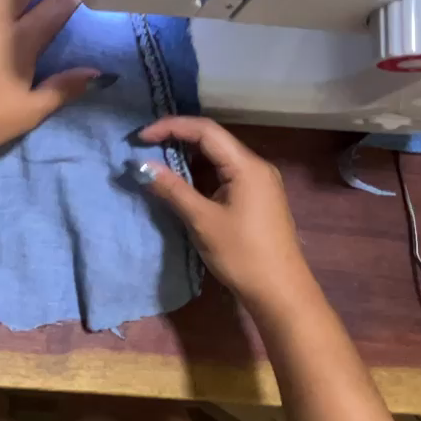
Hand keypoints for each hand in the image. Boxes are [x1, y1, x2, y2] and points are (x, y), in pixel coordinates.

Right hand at [134, 116, 317, 312]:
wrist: (280, 292)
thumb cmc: (242, 254)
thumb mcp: (202, 220)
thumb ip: (172, 189)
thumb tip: (141, 166)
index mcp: (247, 166)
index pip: (205, 130)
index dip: (170, 127)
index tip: (140, 138)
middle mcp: (256, 166)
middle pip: (212, 139)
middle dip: (177, 139)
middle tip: (144, 147)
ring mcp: (259, 182)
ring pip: (218, 157)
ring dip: (187, 157)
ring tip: (156, 163)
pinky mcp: (256, 197)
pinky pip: (224, 173)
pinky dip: (200, 173)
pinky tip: (181, 182)